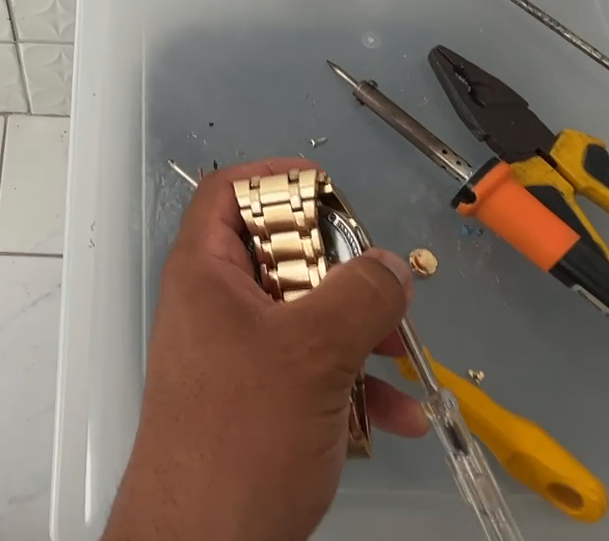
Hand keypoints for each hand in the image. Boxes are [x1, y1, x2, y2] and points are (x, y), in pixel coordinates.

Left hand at [102, 158, 429, 540]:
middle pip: (278, 252)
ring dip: (356, 330)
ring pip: (303, 314)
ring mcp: (235, 353)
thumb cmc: (242, 431)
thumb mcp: (311, 353)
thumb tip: (391, 263)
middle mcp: (216, 303)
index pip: (229, 193)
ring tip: (402, 353)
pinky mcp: (256, 399)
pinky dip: (351, 383)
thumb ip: (359, 297)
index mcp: (206, 271)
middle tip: (379, 280)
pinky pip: (308, 369)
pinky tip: (397, 415)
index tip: (330, 190)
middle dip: (338, 266)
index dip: (275, 177)